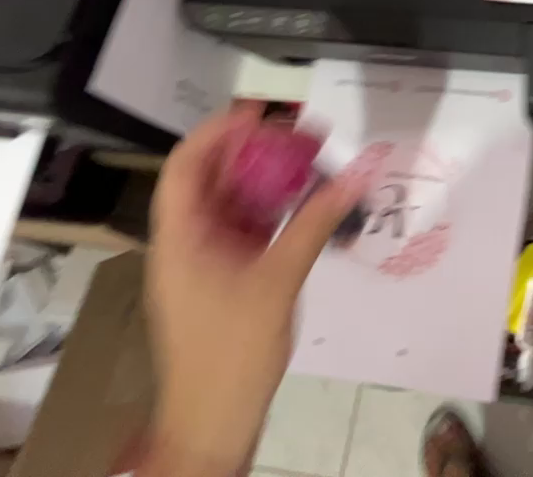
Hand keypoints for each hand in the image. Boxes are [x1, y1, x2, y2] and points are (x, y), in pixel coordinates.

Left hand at [145, 102, 365, 474]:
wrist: (213, 421)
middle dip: (250, 151)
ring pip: (229, 204)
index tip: (256, 112)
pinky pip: (244, 228)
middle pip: (210, 180)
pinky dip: (269, 210)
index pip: (186, 166)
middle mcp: (185, 242)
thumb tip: (353, 176)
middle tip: (292, 131)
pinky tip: (302, 200)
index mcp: (179, 238)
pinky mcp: (221, 277)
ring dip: (263, 180)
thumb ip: (315, 222)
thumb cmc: (231, 353)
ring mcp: (202, 261)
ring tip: (303, 158)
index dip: (217, 132)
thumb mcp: (278, 280)